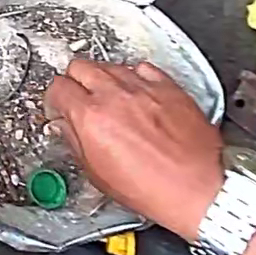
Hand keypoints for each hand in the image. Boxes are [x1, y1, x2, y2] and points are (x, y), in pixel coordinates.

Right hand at [45, 60, 223, 238]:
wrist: (200, 190)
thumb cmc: (152, 188)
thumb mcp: (97, 173)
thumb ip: (74, 141)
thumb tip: (65, 125)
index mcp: (91, 116)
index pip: (58, 87)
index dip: (54, 98)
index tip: (59, 106)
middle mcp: (115, 95)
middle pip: (80, 66)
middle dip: (74, 81)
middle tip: (79, 97)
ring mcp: (143, 88)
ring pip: (109, 64)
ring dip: (102, 78)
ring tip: (108, 96)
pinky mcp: (168, 88)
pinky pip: (142, 68)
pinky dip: (134, 76)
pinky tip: (136, 91)